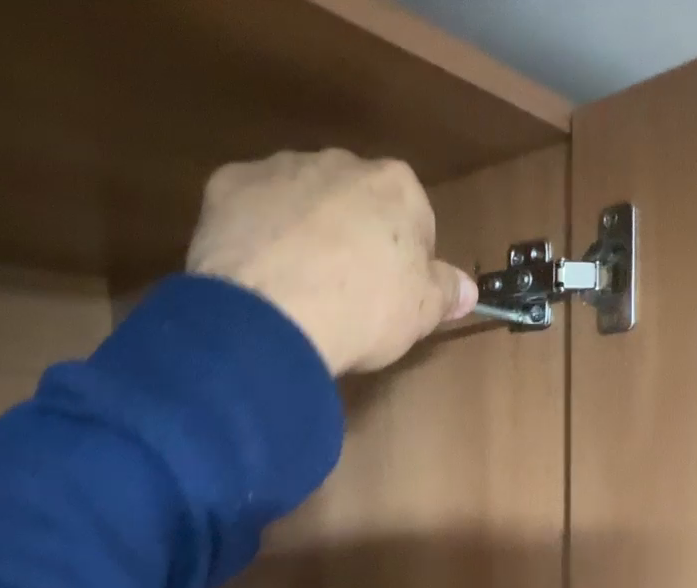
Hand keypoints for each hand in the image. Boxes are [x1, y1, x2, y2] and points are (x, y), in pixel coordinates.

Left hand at [186, 149, 477, 375]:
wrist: (272, 316)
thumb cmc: (362, 311)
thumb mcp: (420, 313)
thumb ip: (446, 292)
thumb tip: (467, 289)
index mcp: (396, 186)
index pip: (413, 219)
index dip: (403, 261)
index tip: (390, 296)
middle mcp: (341, 162)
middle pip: (353, 201)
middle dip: (350, 237)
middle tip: (341, 293)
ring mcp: (281, 168)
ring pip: (298, 199)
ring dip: (300, 231)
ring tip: (292, 287)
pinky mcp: (229, 184)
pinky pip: (249, 208)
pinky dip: (252, 233)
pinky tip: (253, 273)